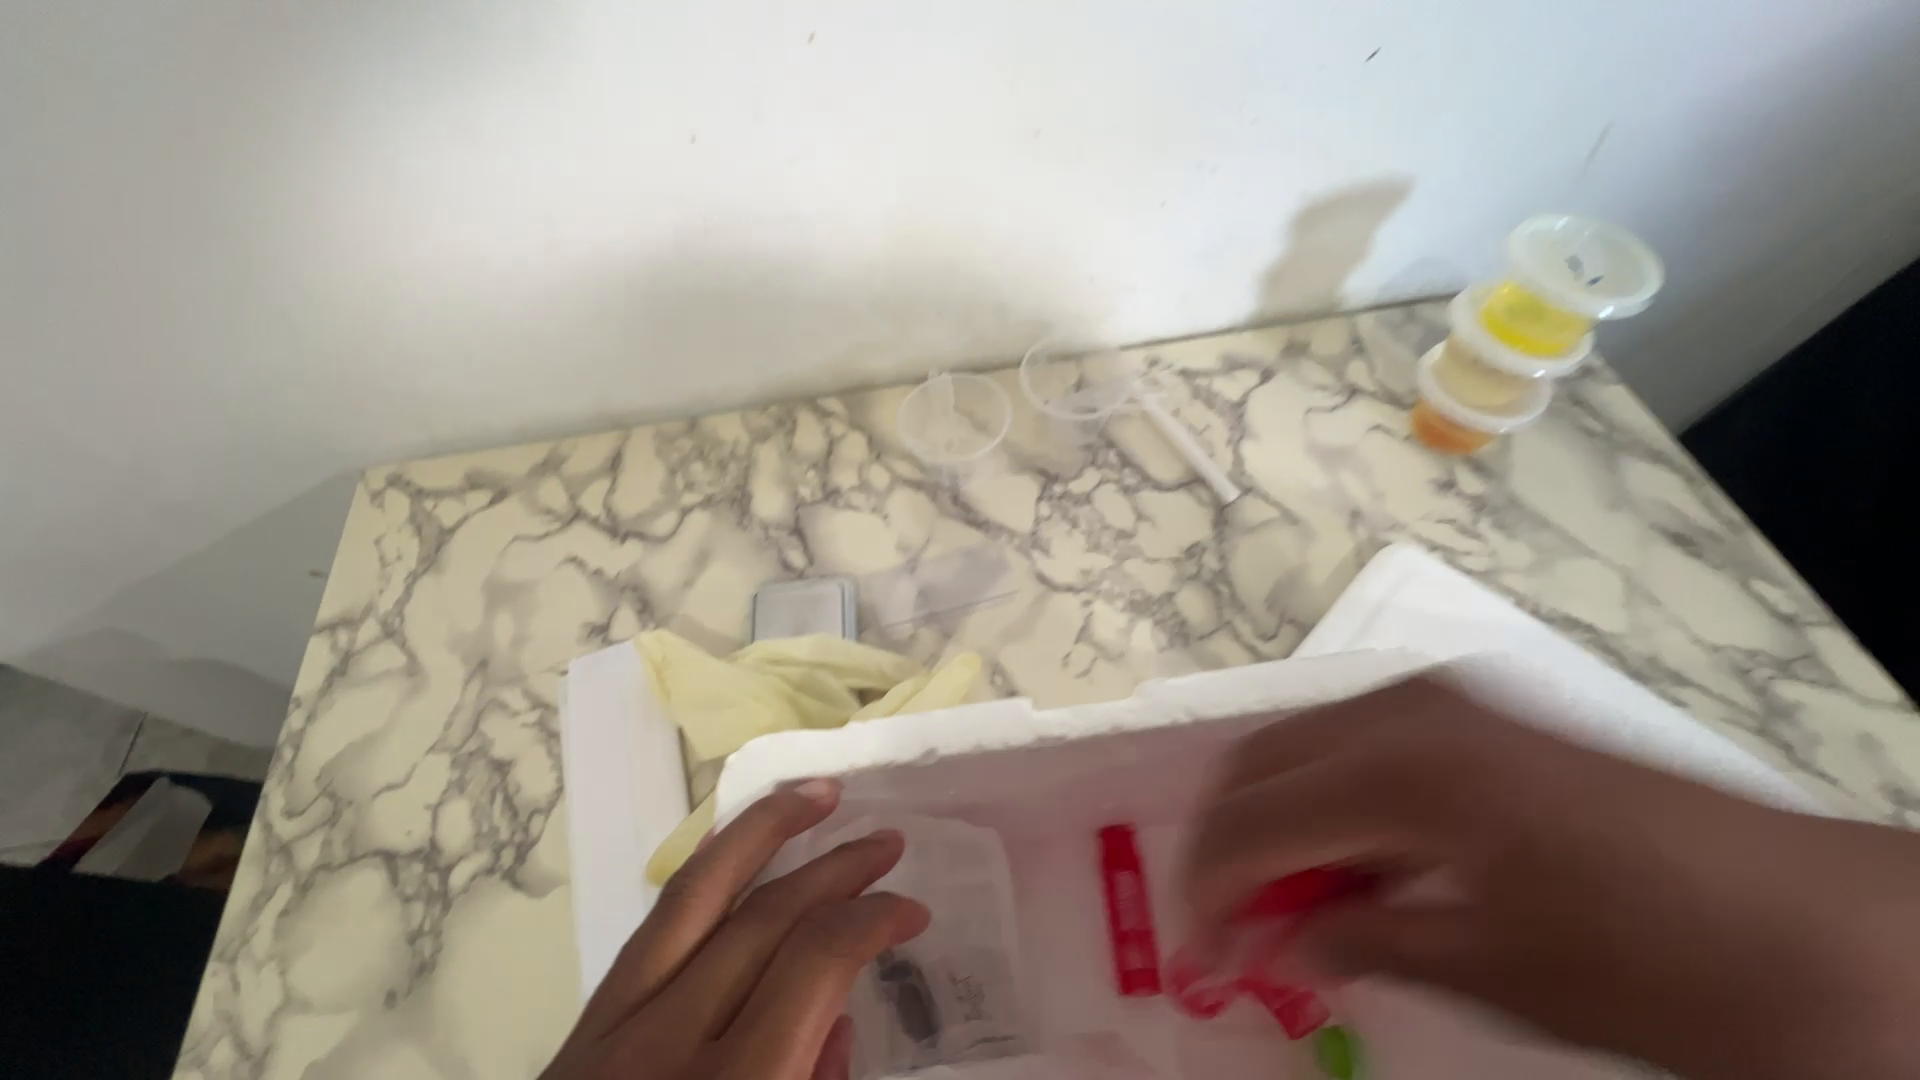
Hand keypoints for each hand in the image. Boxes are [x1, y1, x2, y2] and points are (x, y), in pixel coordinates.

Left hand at [543, 779, 927, 1079]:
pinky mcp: (581, 1030)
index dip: (871, 922)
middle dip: (834, 868)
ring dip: (761, 835)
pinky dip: (704, 876)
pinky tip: (734, 849)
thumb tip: (836, 1023)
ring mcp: (609, 1032)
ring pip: (693, 896)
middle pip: (761, 920)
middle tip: (888, 840)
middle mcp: (663, 1050)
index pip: (811, 964)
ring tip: (817, 795)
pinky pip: (653, 928)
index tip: (913, 912)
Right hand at [1183, 674, 1919, 1079]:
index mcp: (1401, 771)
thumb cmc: (1663, 960)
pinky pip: (1346, 741)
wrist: (1827, 917)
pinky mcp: (1462, 710)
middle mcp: (1399, 710)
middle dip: (1223, 842)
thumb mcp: (1500, 975)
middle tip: (1224, 919)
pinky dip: (1319, 797)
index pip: (1254, 821)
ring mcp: (1432, 698)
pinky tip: (1343, 857)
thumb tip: (1280, 942)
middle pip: (1254, 761)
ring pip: (1294, 742)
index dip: (1210, 887)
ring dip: (1267, 815)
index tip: (1199, 949)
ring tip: (1279, 895)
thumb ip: (1363, 941)